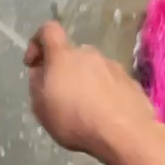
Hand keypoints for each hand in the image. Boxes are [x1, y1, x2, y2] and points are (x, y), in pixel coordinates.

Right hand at [24, 21, 158, 160]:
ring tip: (85, 111)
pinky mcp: (131, 82)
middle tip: (60, 97)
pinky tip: (104, 116)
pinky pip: (110, 83)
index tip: (33, 64)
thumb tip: (40, 71)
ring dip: (85, 83)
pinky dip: (103, 94)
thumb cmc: (75, 120)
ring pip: (92, 69)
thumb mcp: (41, 107)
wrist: (125, 134)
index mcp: (64, 56)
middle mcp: (90, 54)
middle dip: (63, 71)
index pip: (48, 30)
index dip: (37, 42)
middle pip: (71, 55)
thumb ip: (37, 83)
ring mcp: (114, 67)